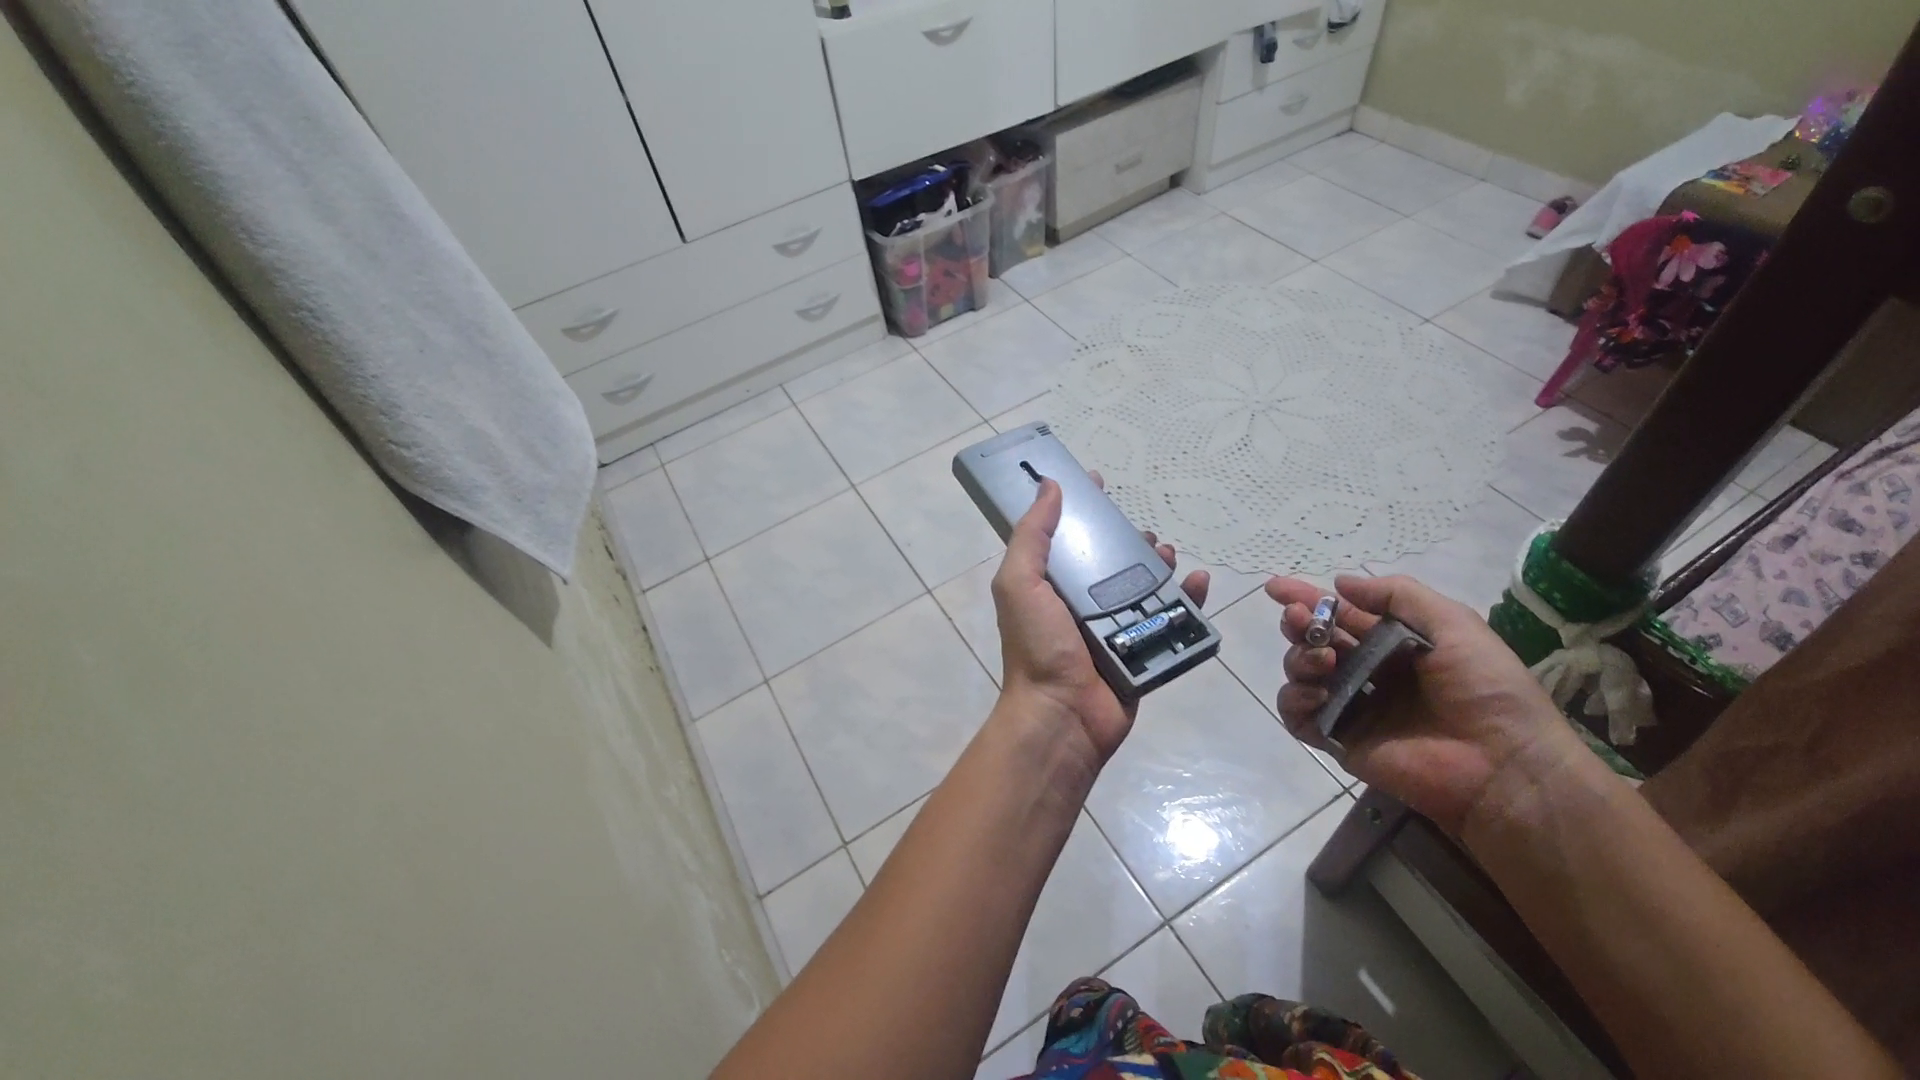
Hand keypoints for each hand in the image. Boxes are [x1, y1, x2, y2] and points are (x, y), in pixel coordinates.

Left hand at [992, 474, 1209, 763]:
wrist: (1063, 716)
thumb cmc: (1038, 646)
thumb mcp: (1020, 583)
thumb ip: (1031, 536)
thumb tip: (1048, 487)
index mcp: (1049, 586)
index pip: (1065, 537)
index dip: (1081, 509)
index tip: (1099, 483)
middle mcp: (1081, 604)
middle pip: (1112, 560)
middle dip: (1129, 539)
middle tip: (1142, 531)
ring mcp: (1115, 629)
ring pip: (1145, 585)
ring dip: (1160, 564)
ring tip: (1167, 553)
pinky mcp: (1144, 652)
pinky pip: (1173, 619)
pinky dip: (1189, 599)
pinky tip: (1198, 581)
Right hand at [1267, 574, 1580, 833]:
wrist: (1502, 763)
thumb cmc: (1485, 688)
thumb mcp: (1453, 623)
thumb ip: (1398, 595)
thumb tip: (1340, 583)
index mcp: (1394, 643)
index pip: (1342, 615)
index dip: (1308, 597)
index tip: (1275, 586)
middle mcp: (1367, 671)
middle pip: (1314, 641)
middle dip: (1298, 624)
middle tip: (1299, 620)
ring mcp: (1351, 705)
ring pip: (1300, 673)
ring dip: (1300, 658)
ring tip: (1324, 662)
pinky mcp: (1340, 738)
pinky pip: (1297, 715)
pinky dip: (1295, 700)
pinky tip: (1317, 695)